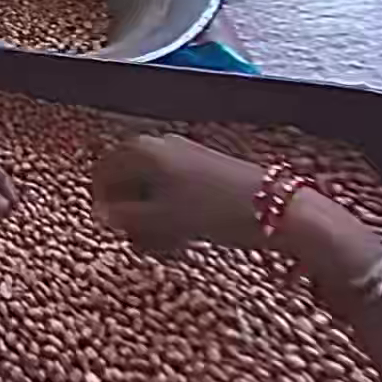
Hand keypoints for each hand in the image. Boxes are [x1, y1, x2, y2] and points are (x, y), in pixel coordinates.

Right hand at [92, 134, 268, 251]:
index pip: (104, 172)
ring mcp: (182, 150)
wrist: (280, 207)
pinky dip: (169, 203)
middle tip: (134, 234)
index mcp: (139, 150)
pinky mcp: (204, 162)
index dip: (101, 200)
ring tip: (160, 238)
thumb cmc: (211, 210)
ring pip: (151, 181)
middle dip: (128, 206)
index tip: (107, 225)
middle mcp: (156, 143)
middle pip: (127, 176)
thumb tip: (101, 216)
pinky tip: (181, 228)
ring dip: (149, 209)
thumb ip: (125, 217)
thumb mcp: (162, 219)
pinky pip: (172, 182)